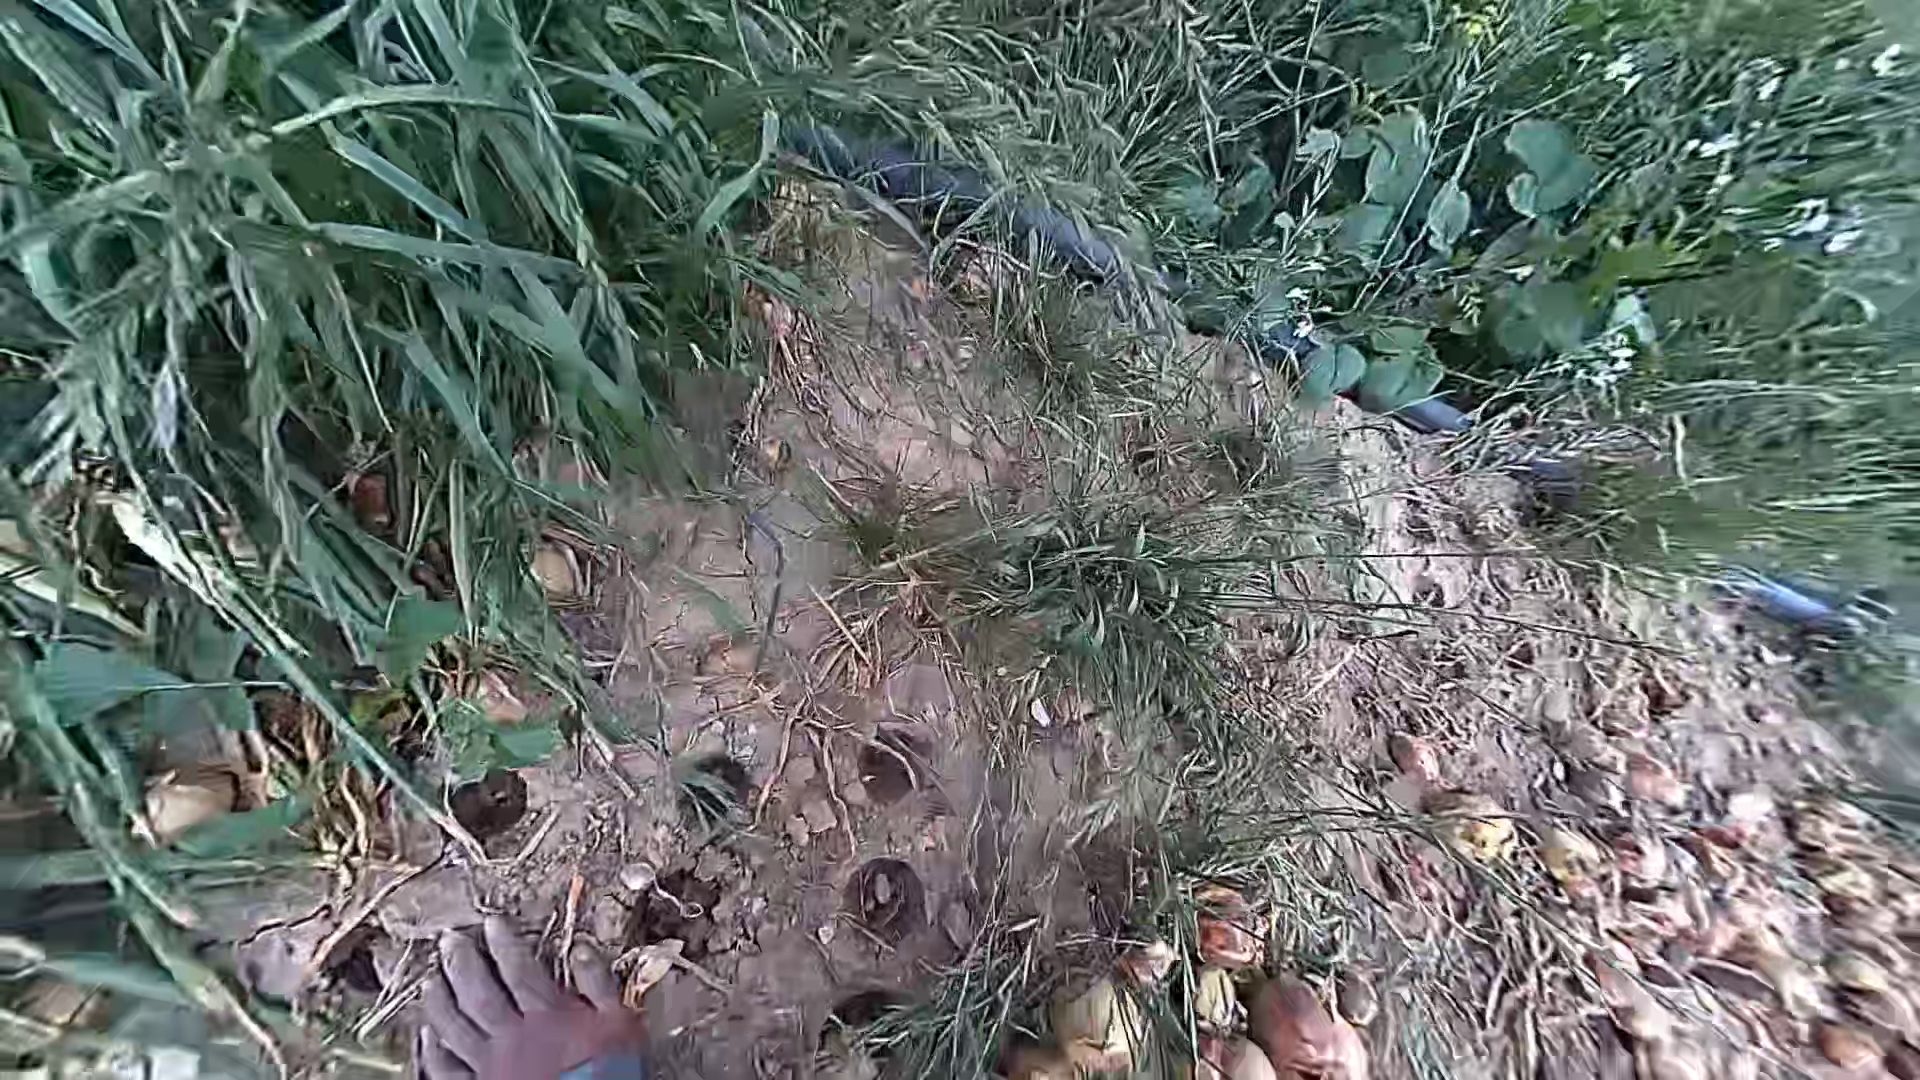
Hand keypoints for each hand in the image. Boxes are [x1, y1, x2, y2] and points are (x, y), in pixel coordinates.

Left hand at [417, 916, 642, 1079]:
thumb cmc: (608, 1064)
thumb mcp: (618, 1016)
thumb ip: (598, 981)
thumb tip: (580, 947)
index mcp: (547, 1013)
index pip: (519, 969)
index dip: (504, 944)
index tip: (492, 923)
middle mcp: (512, 1036)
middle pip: (480, 995)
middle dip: (463, 964)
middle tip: (448, 940)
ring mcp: (489, 1067)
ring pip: (455, 1029)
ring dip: (440, 1001)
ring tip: (429, 978)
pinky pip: (446, 1071)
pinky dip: (432, 1052)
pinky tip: (426, 1035)